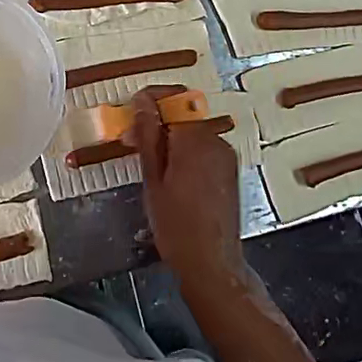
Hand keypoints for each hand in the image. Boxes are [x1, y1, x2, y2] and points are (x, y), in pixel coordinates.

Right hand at [131, 85, 243, 287]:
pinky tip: (173, 175)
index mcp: (195, 139)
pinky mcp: (229, 167)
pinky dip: (187, 151)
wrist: (211, 262)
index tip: (132, 111)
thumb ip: (148, 136)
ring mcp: (226, 153)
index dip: (151, 100)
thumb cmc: (176, 226)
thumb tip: (141, 102)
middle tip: (133, 142)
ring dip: (171, 138)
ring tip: (151, 164)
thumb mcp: (153, 180)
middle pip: (184, 114)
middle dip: (158, 122)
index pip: (174, 99)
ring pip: (193, 131)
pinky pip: (204, 147)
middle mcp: (215, 139)